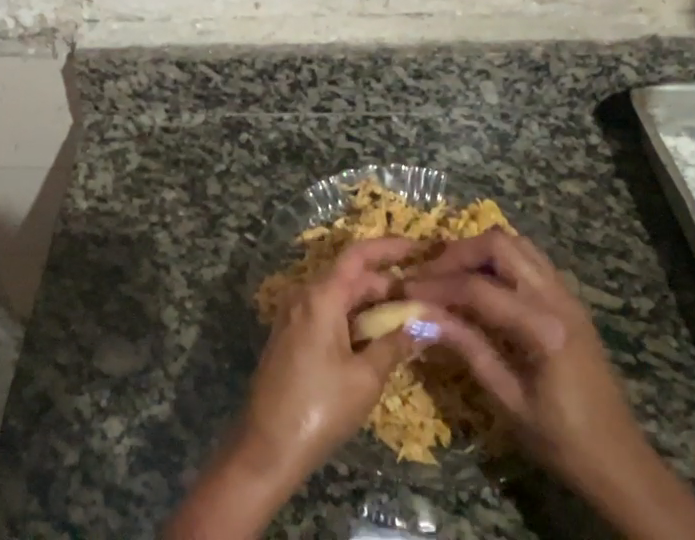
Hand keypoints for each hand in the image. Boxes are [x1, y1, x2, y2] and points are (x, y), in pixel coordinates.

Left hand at [164, 237, 429, 539]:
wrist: (266, 447)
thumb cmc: (319, 408)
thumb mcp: (366, 377)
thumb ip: (396, 344)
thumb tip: (427, 324)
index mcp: (320, 296)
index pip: (358, 255)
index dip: (390, 247)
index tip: (421, 248)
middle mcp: (303, 297)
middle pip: (351, 277)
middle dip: (389, 285)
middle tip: (428, 299)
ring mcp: (294, 317)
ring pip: (341, 298)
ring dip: (373, 305)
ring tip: (411, 320)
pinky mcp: (291, 338)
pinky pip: (328, 316)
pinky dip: (355, 320)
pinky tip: (380, 340)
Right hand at [402, 229, 638, 476]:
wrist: (619, 461)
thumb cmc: (561, 440)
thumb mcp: (507, 400)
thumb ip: (467, 348)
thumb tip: (421, 316)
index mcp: (543, 327)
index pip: (477, 287)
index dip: (435, 285)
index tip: (403, 290)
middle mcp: (558, 298)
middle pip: (499, 244)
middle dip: (457, 254)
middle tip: (427, 277)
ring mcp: (568, 295)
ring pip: (517, 244)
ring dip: (478, 253)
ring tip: (449, 278)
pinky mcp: (569, 302)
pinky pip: (530, 260)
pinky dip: (499, 262)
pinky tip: (480, 288)